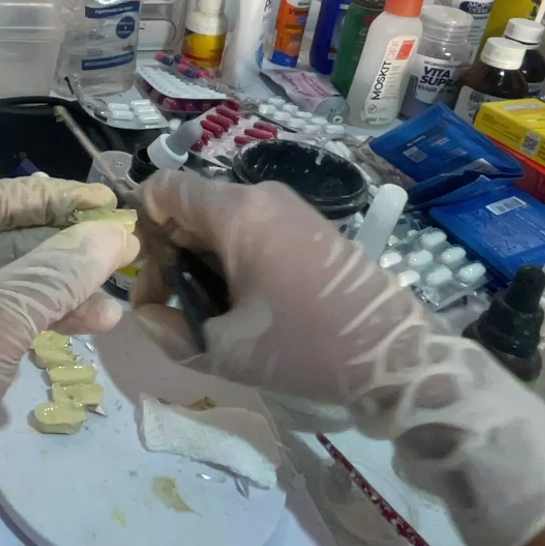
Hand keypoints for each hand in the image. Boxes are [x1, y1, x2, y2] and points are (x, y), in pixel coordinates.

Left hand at [0, 176, 137, 545]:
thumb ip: (54, 273)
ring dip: (65, 287)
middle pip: (7, 238)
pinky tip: (95, 325)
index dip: (53, 198)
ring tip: (117, 300)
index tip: (107, 200)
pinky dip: (50, 318)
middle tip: (123, 246)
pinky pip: (11, 315)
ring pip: (15, 280)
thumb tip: (115, 233)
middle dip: (65, 246)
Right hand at [132, 172, 544, 545]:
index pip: (161, 188)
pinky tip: (251, 300)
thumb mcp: (227, 351)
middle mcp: (259, 194)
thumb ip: (169, 333)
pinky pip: (249, 225)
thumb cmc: (307, 345)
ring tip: (219, 309)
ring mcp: (288, 206)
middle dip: (173, 252)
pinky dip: (233, 255)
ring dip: (203, 257)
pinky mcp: (308, 223)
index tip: (155, 278)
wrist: (402, 357)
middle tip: (181, 305)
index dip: (142, 228)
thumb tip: (144, 317)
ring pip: (218, 218)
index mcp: (235, 211)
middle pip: (188, 206)